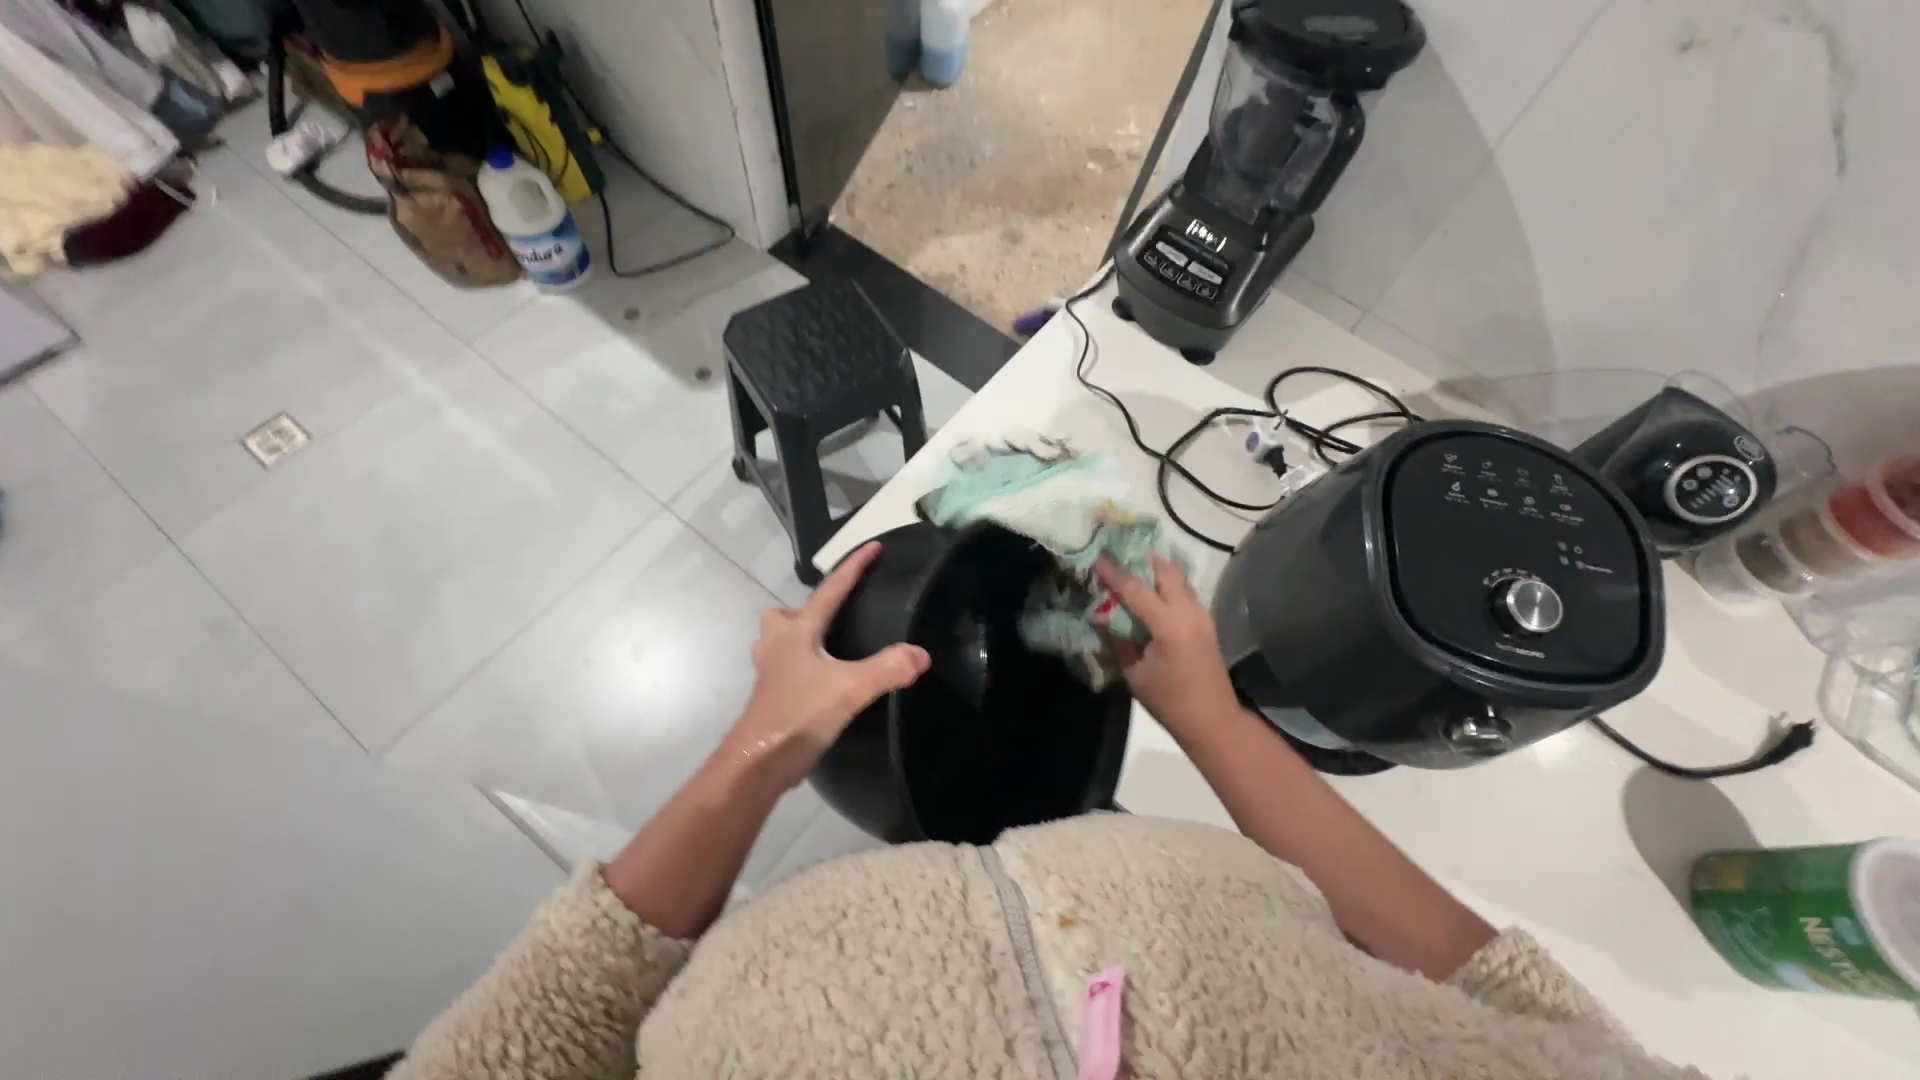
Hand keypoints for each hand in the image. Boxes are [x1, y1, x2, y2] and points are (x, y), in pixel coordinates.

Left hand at [716, 541, 930, 790]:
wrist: (758, 763)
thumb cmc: (798, 716)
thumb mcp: (850, 689)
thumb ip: (888, 669)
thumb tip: (920, 654)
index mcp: (797, 634)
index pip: (829, 591)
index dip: (853, 568)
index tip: (873, 547)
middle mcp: (777, 646)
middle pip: (782, 615)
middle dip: (805, 609)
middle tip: (833, 619)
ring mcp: (769, 673)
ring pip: (776, 641)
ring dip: (797, 638)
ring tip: (827, 650)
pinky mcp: (770, 698)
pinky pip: (783, 668)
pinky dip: (800, 667)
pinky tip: (821, 683)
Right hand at [1095, 554, 1241, 738]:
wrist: (1212, 721)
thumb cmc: (1169, 702)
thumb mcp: (1134, 673)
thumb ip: (1119, 640)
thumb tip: (1104, 616)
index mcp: (1168, 625)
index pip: (1135, 589)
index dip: (1113, 573)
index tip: (1096, 557)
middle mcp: (1188, 612)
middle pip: (1165, 572)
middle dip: (1142, 560)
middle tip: (1120, 554)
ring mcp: (1202, 616)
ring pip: (1179, 579)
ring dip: (1157, 570)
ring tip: (1134, 566)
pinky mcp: (1206, 623)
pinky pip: (1185, 592)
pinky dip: (1168, 584)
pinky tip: (1153, 590)